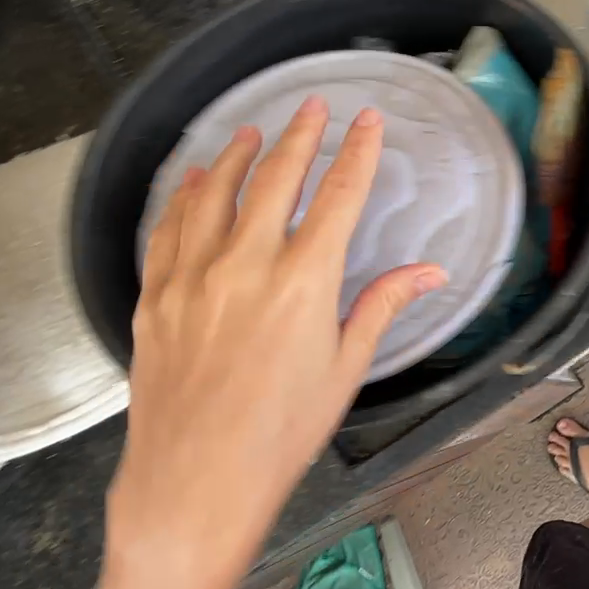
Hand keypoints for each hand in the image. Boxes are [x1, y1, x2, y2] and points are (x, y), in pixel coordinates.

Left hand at [109, 97, 446, 581]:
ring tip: (254, 130)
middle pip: (276, 179)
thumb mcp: (348, 367)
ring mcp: (193, 277)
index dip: (358, 153)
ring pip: (216, 194)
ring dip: (238, 155)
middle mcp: (246, 264)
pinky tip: (196, 180)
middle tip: (314, 105)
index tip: (369, 121)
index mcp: (305, 281)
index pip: (339, 196)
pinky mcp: (155, 297)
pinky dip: (185, 196)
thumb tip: (433, 271)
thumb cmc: (285, 429)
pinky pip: (169, 229)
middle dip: (300, 135)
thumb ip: (384, 305)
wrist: (194, 482)